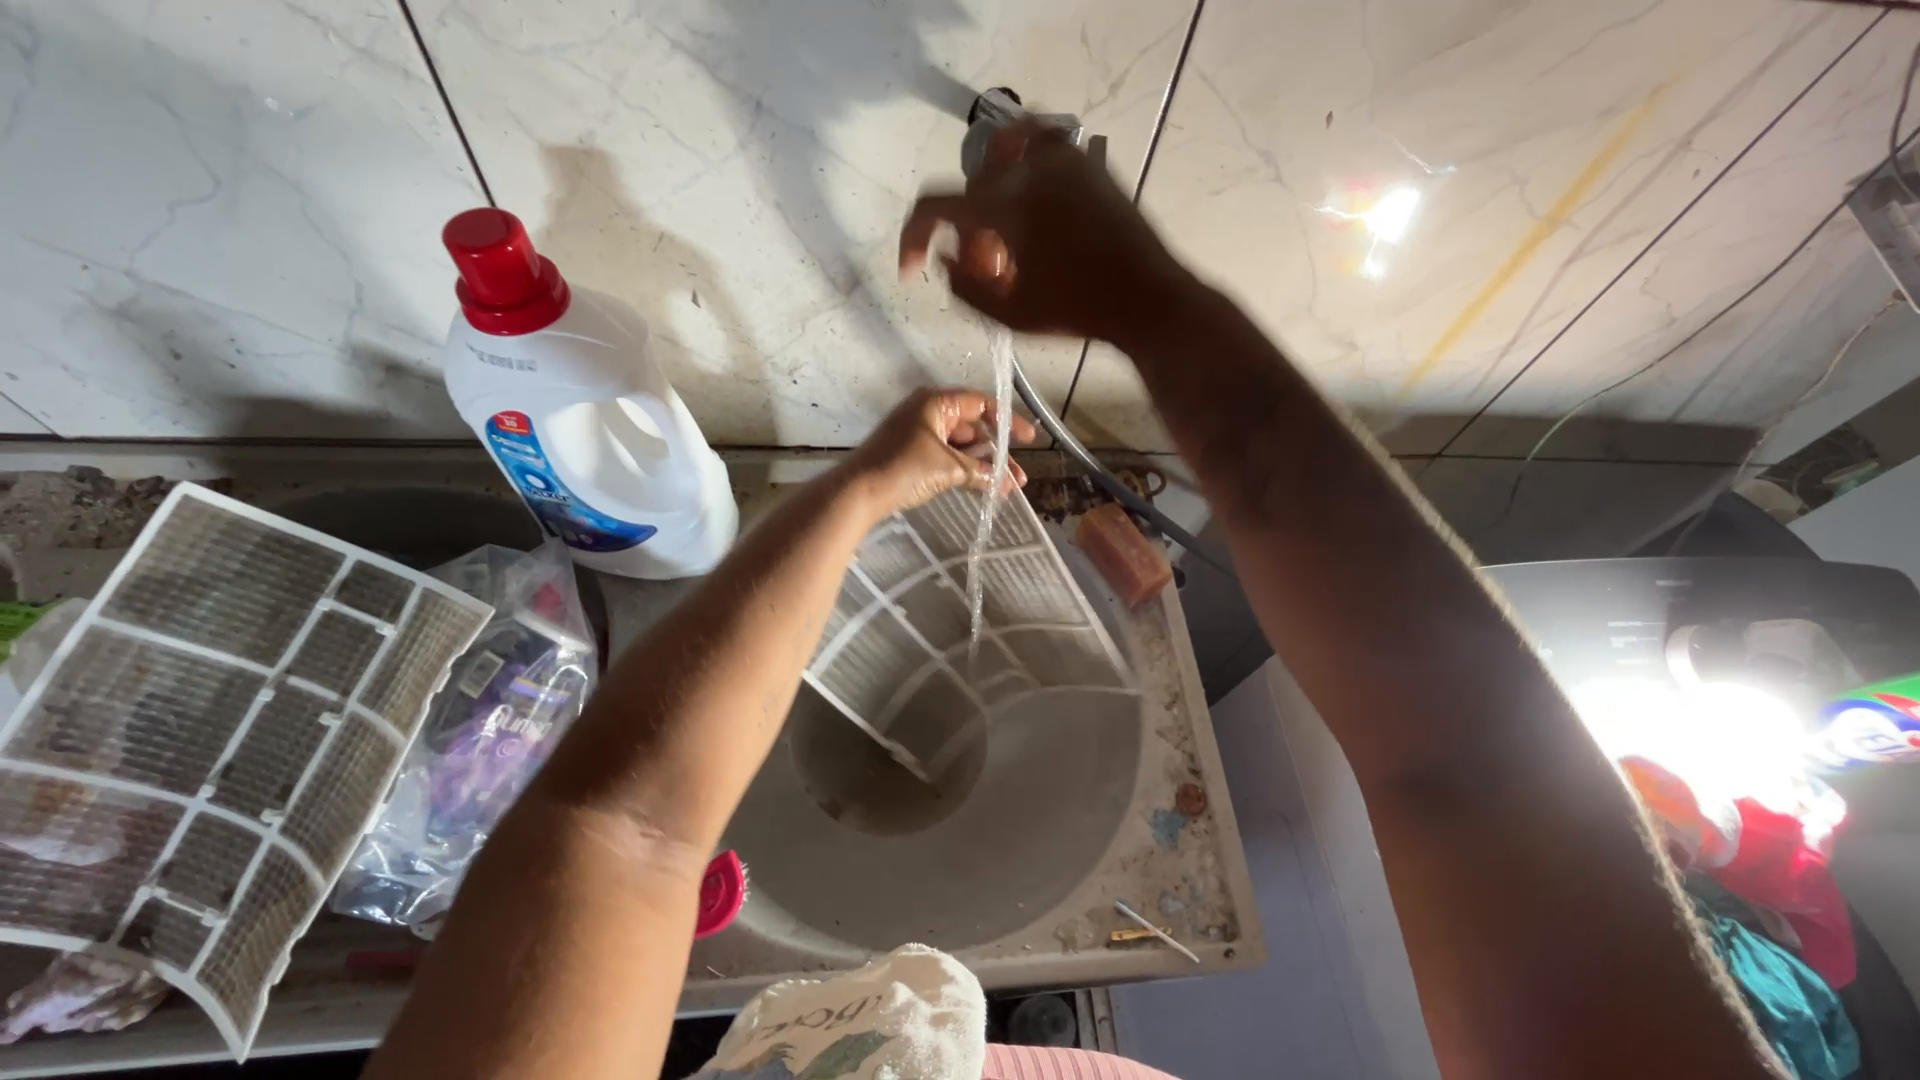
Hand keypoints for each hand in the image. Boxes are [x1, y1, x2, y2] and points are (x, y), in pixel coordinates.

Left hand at [841, 388, 1036, 519]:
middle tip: (1018, 477)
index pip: (981, 404)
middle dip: (997, 453)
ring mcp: (919, 433)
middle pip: (973, 428)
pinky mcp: (913, 454)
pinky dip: (966, 471)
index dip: (1008, 421)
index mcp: (936, 402)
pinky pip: (948, 457)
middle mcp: (929, 412)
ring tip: (1006, 488)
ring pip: (962, 446)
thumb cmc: (904, 468)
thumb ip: (980, 470)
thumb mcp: (948, 467)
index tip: (1028, 440)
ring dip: (984, 466)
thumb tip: (1005, 481)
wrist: (859, 492)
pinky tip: (984, 488)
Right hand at [899, 120, 1192, 344]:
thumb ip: (964, 287)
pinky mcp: (1086, 162)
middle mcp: (1025, 170)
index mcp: (1002, 208)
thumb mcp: (1010, 315)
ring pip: (1000, 158)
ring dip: (990, 191)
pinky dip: (1024, 159)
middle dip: (966, 229)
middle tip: (986, 267)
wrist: (1146, 298)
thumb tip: (945, 259)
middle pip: (970, 188)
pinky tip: (1031, 193)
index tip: (912, 268)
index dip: (912, 237)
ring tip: (1005, 227)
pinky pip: (1041, 142)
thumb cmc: (1078, 312)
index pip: (934, 206)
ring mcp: (1060, 159)